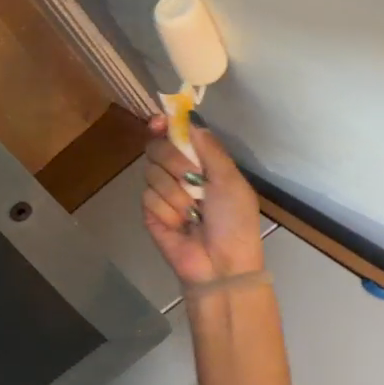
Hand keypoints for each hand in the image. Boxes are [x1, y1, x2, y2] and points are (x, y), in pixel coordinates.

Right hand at [141, 118, 264, 286]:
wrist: (220, 262)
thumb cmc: (235, 222)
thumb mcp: (231, 181)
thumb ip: (209, 149)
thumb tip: (189, 121)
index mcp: (203, 163)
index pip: (176, 135)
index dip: (164, 126)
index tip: (157, 122)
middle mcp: (179, 173)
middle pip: (157, 148)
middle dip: (174, 161)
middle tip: (192, 177)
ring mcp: (162, 192)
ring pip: (152, 172)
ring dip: (176, 192)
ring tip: (192, 212)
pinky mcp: (150, 211)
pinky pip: (148, 197)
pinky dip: (168, 210)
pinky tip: (180, 224)